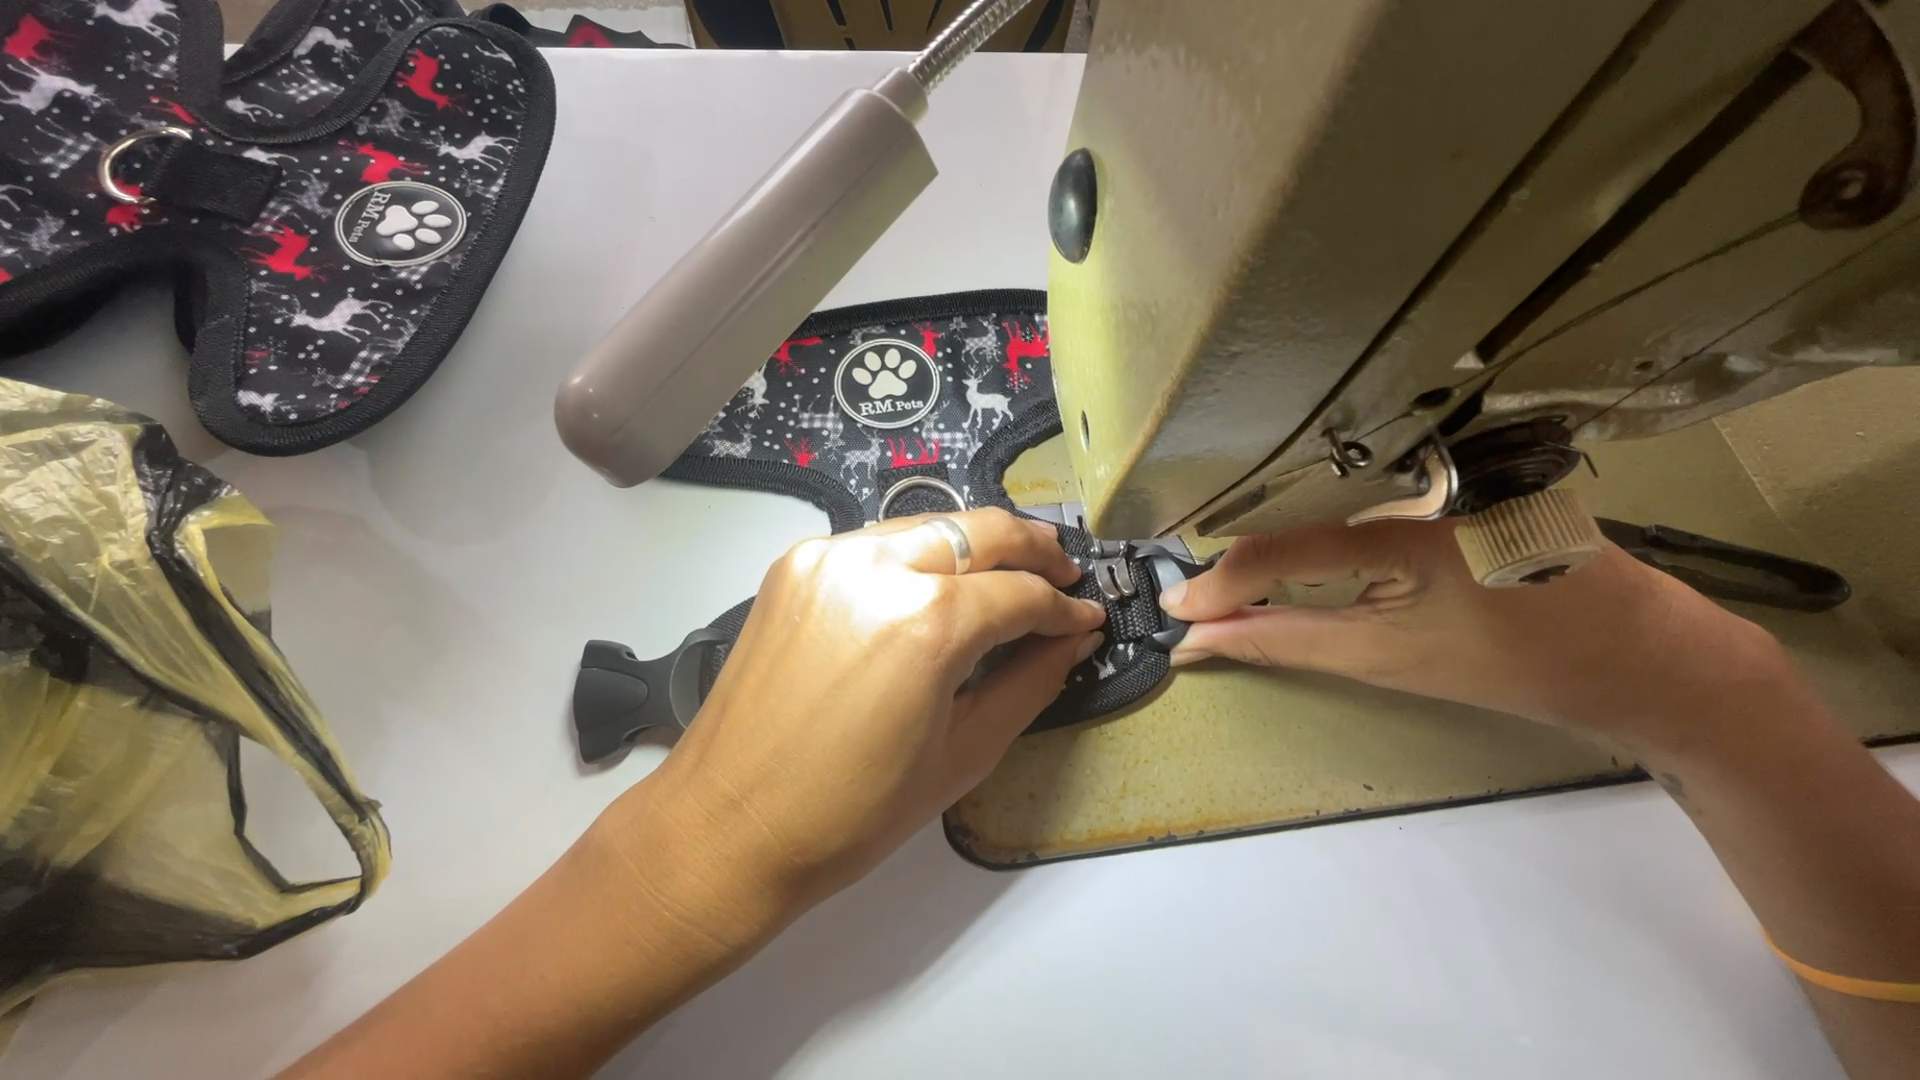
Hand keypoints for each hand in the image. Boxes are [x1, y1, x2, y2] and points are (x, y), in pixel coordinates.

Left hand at [626, 508, 1103, 919]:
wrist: (729, 824)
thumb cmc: (854, 812)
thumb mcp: (963, 753)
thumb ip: (1030, 682)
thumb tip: (1073, 639)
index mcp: (927, 623)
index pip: (1020, 593)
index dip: (1062, 608)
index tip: (1086, 619)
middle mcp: (878, 567)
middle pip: (979, 531)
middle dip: (1033, 549)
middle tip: (1064, 575)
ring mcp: (829, 557)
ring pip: (928, 526)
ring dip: (976, 545)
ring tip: (1008, 575)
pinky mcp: (796, 564)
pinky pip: (877, 543)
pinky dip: (919, 555)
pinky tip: (936, 586)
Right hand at [1161, 517, 1793, 741]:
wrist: (1644, 657)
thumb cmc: (1515, 668)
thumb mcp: (1386, 660)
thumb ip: (1284, 641)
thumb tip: (1201, 639)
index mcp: (1400, 529)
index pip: (1276, 550)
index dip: (1217, 584)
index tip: (1177, 612)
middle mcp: (1408, 481)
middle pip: (1289, 509)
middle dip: (1232, 553)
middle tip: (1193, 596)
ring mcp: (1429, 473)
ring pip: (1319, 501)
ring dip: (1266, 541)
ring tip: (1224, 579)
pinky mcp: (1443, 477)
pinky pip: (1353, 499)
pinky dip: (1309, 531)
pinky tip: (1287, 552)